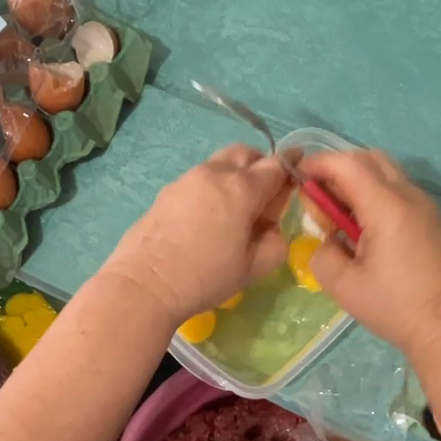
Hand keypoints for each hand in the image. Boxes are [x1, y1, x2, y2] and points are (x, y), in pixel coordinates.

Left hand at [101, 144, 290, 324]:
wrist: (145, 286)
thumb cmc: (204, 278)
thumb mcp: (251, 268)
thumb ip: (274, 243)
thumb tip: (271, 228)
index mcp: (243, 188)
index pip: (277, 165)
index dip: (291, 168)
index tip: (296, 177)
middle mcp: (214, 174)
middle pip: (244, 154)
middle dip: (259, 165)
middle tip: (262, 192)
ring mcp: (185, 180)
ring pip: (217, 165)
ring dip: (231, 176)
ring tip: (231, 208)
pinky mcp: (164, 193)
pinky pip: (195, 182)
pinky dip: (208, 189)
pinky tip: (203, 219)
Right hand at [302, 150, 440, 354]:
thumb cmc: (394, 307)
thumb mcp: (343, 286)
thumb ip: (323, 253)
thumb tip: (326, 239)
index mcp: (386, 208)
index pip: (348, 165)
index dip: (318, 164)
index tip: (296, 176)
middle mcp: (408, 196)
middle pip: (369, 159)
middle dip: (337, 168)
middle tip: (316, 195)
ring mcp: (424, 205)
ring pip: (385, 172)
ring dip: (355, 181)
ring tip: (335, 213)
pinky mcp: (430, 219)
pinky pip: (396, 191)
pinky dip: (372, 195)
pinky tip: (360, 227)